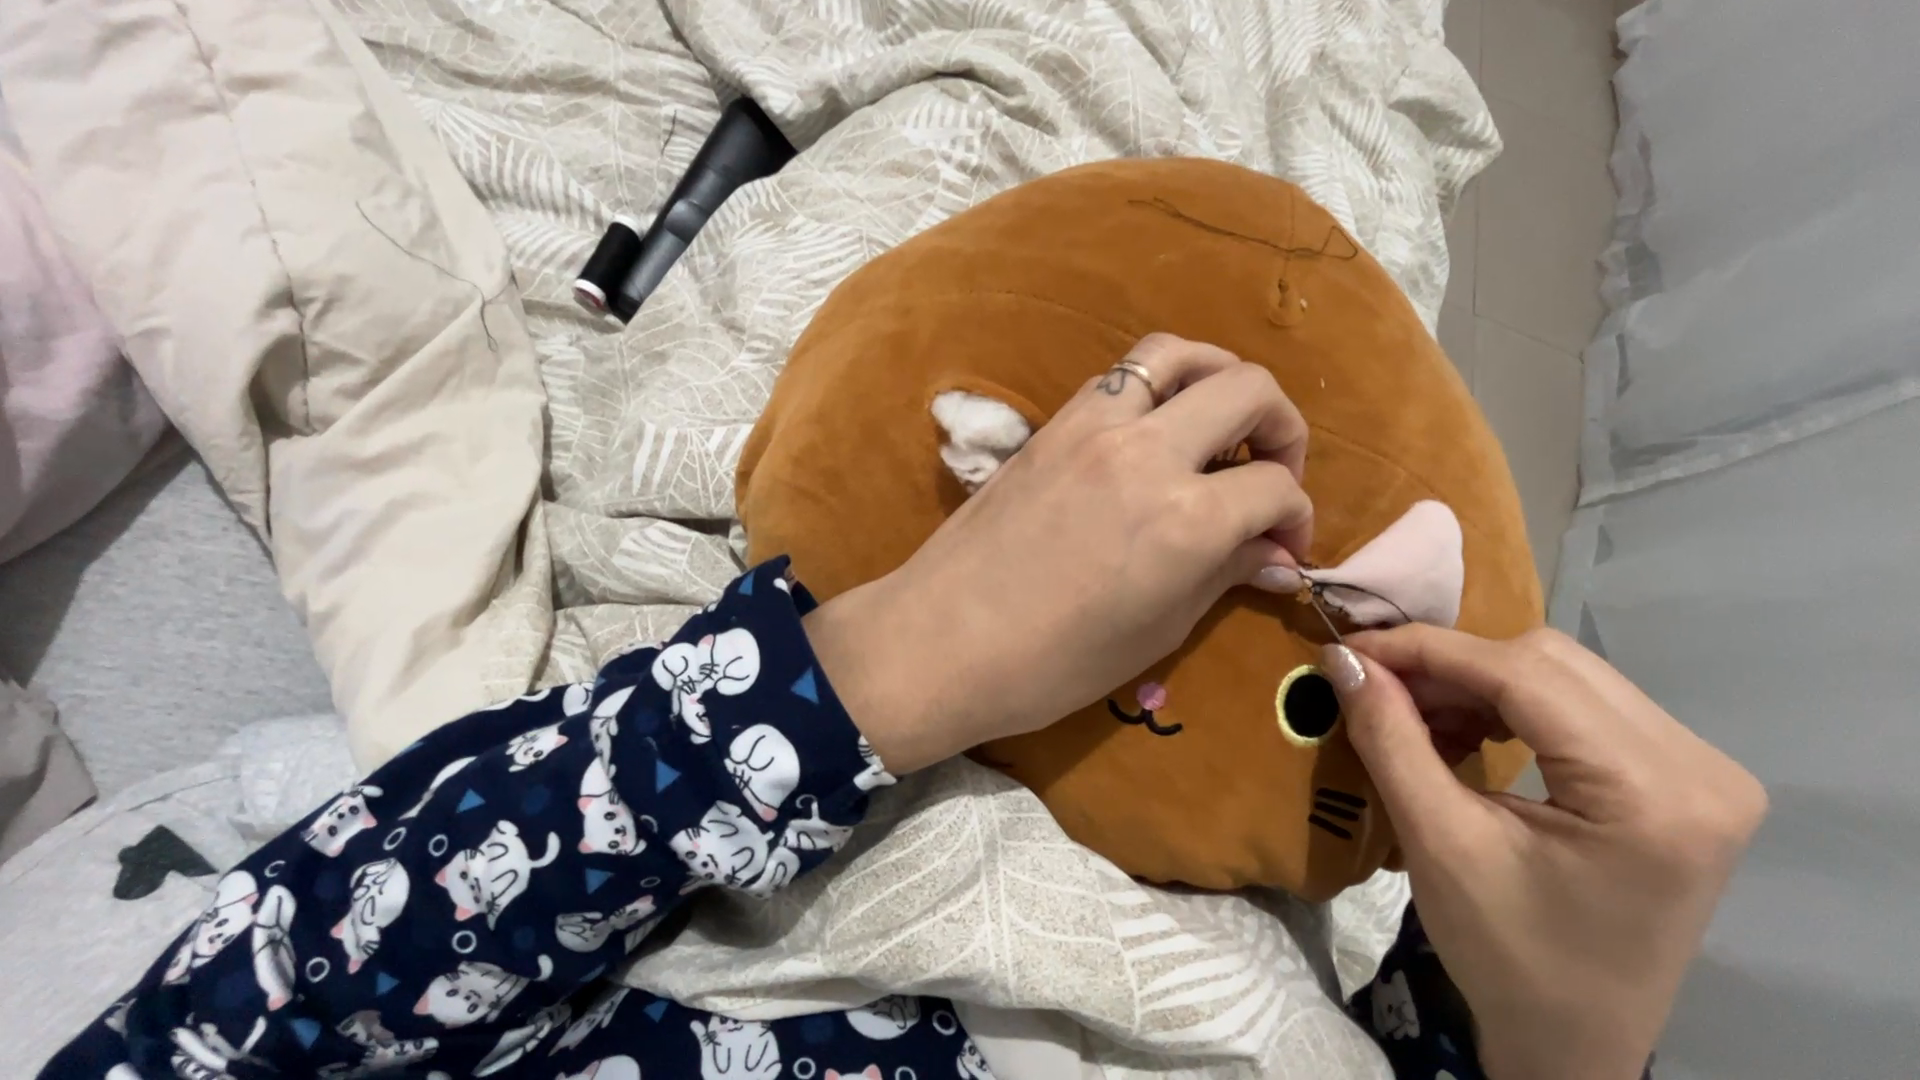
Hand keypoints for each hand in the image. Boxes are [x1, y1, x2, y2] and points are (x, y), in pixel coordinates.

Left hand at [805, 333, 1312, 772]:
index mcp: (1188, 517)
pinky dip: (1158, 386)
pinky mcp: (1052, 425)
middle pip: (1249, 390)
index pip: (1275, 488)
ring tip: (1224, 424)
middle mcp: (1149, 451)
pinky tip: (1157, 432)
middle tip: (1272, 474)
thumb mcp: (1157, 631)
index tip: (1283, 550)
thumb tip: (1275, 557)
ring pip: (1178, 353)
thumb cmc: (1053, 663)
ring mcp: (1093, 427)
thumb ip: (1223, 576)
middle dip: (1283, 428)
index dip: (1296, 519)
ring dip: (1219, 379)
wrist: (942, 641)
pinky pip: (1121, 377)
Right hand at [1322, 627, 1767, 1079]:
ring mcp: (1699, 769)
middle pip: (1551, 661)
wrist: (1573, 1036)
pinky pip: (1580, 702)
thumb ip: (1390, 738)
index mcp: (1652, 792)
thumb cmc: (1505, 952)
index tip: (1348, 650)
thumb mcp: (1437, 842)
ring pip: (1563, 673)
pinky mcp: (1679, 777)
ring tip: (1417, 718)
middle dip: (1451, 665)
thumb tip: (1342, 659)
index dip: (1427, 650)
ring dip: (1476, 682)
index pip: (1525, 674)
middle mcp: (1698, 765)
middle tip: (1379, 689)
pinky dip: (1508, 704)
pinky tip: (1465, 734)